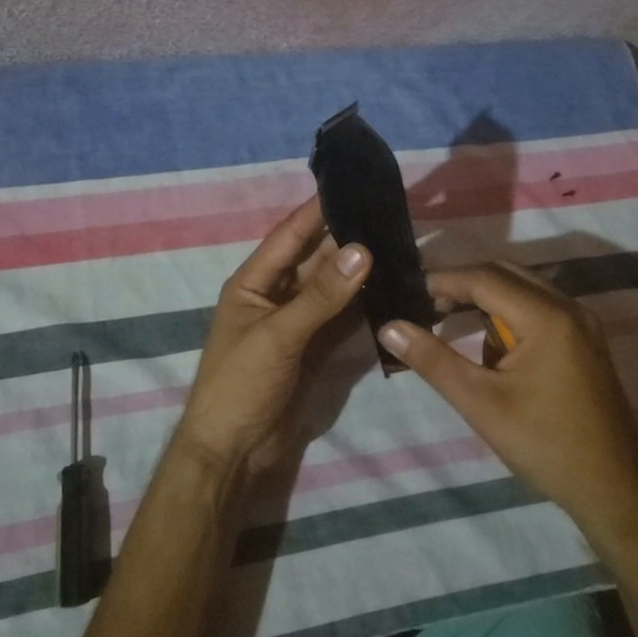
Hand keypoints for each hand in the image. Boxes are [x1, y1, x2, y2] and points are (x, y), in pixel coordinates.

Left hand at [174, 197, 370, 478]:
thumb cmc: (240, 385)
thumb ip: (321, 295)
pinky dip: (366, 304)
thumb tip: (362, 248)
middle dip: (349, 238)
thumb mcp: (278, 336)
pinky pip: (344, 317)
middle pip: (317, 258)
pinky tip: (394, 288)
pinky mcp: (317, 349)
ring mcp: (299, 323)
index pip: (290, 235)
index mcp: (254, 283)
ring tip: (403, 244)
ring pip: (335, 287)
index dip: (319, 210)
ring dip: (362, 271)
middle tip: (393, 214)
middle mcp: (277, 295)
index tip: (354, 184)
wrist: (234, 452)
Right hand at [378, 262, 637, 539]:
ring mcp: (584, 325)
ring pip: (525, 291)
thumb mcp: (479, 403)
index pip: (484, 278)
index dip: (443, 280)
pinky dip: (511, 317)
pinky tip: (493, 351)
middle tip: (425, 307)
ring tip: (451, 327)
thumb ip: (433, 360)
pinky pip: (542, 310)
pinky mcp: (587, 343)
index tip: (408, 293)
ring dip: (487, 301)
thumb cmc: (543, 445)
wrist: (613, 489)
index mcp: (547, 317)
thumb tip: (389, 327)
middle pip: (506, 275)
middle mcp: (570, 308)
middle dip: (464, 285)